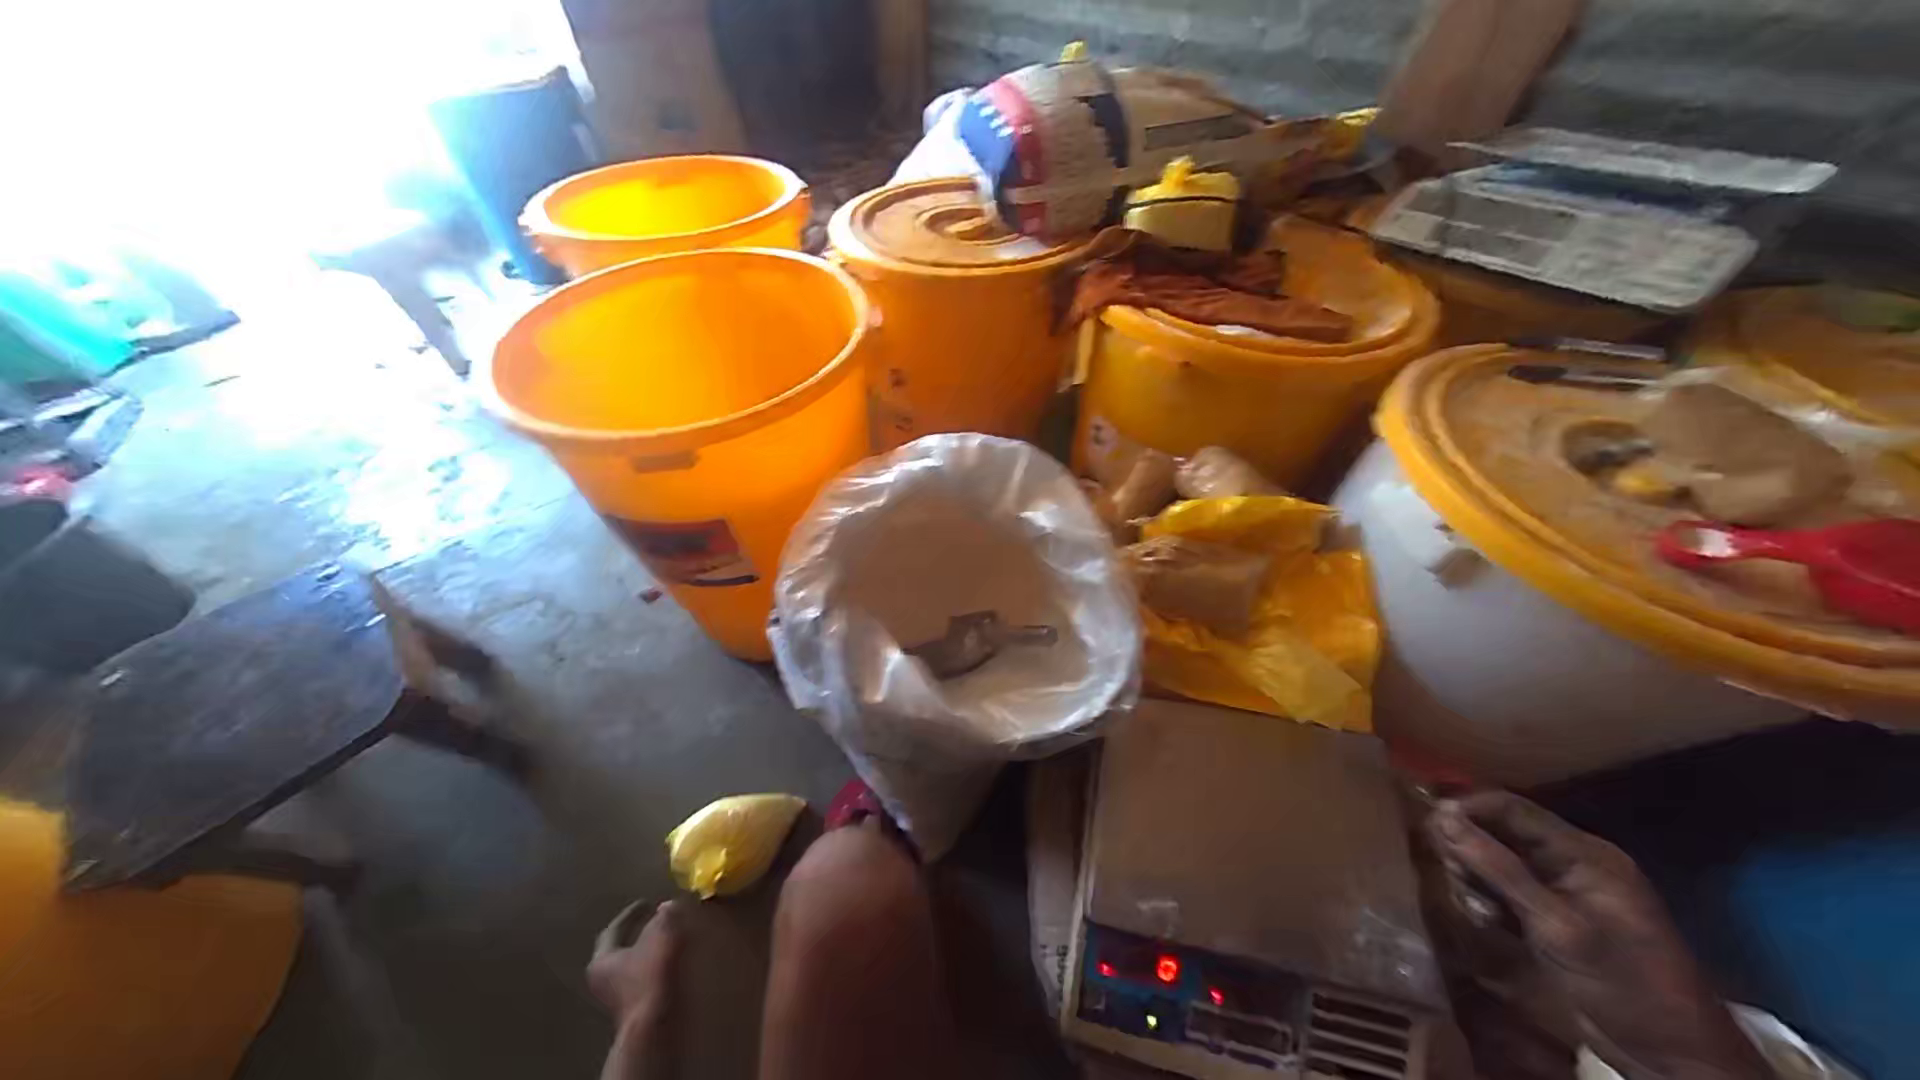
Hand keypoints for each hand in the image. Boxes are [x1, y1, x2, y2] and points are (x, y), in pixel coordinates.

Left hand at [587, 899, 681, 1067]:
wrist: (652, 1023)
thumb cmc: (649, 974)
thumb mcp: (659, 933)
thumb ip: (663, 915)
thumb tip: (667, 906)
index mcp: (602, 960)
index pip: (614, 929)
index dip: (631, 913)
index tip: (648, 901)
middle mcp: (604, 979)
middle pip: (622, 947)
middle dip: (640, 931)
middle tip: (659, 916)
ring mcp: (618, 996)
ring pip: (635, 963)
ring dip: (651, 948)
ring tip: (670, 934)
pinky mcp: (635, 1006)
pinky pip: (645, 976)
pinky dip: (657, 962)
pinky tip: (673, 956)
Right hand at [1429, 792, 1767, 1079]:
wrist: (1675, 1060)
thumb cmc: (1624, 985)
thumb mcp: (1557, 925)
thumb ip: (1498, 868)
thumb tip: (1442, 816)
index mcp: (1584, 854)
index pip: (1511, 808)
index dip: (1467, 808)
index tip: (1428, 823)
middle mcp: (1569, 861)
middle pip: (1498, 831)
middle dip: (1468, 849)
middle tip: (1456, 878)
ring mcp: (1559, 889)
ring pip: (1493, 859)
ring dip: (1474, 878)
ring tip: (1478, 909)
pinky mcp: (1549, 914)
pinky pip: (1501, 887)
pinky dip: (1486, 898)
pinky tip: (1487, 921)